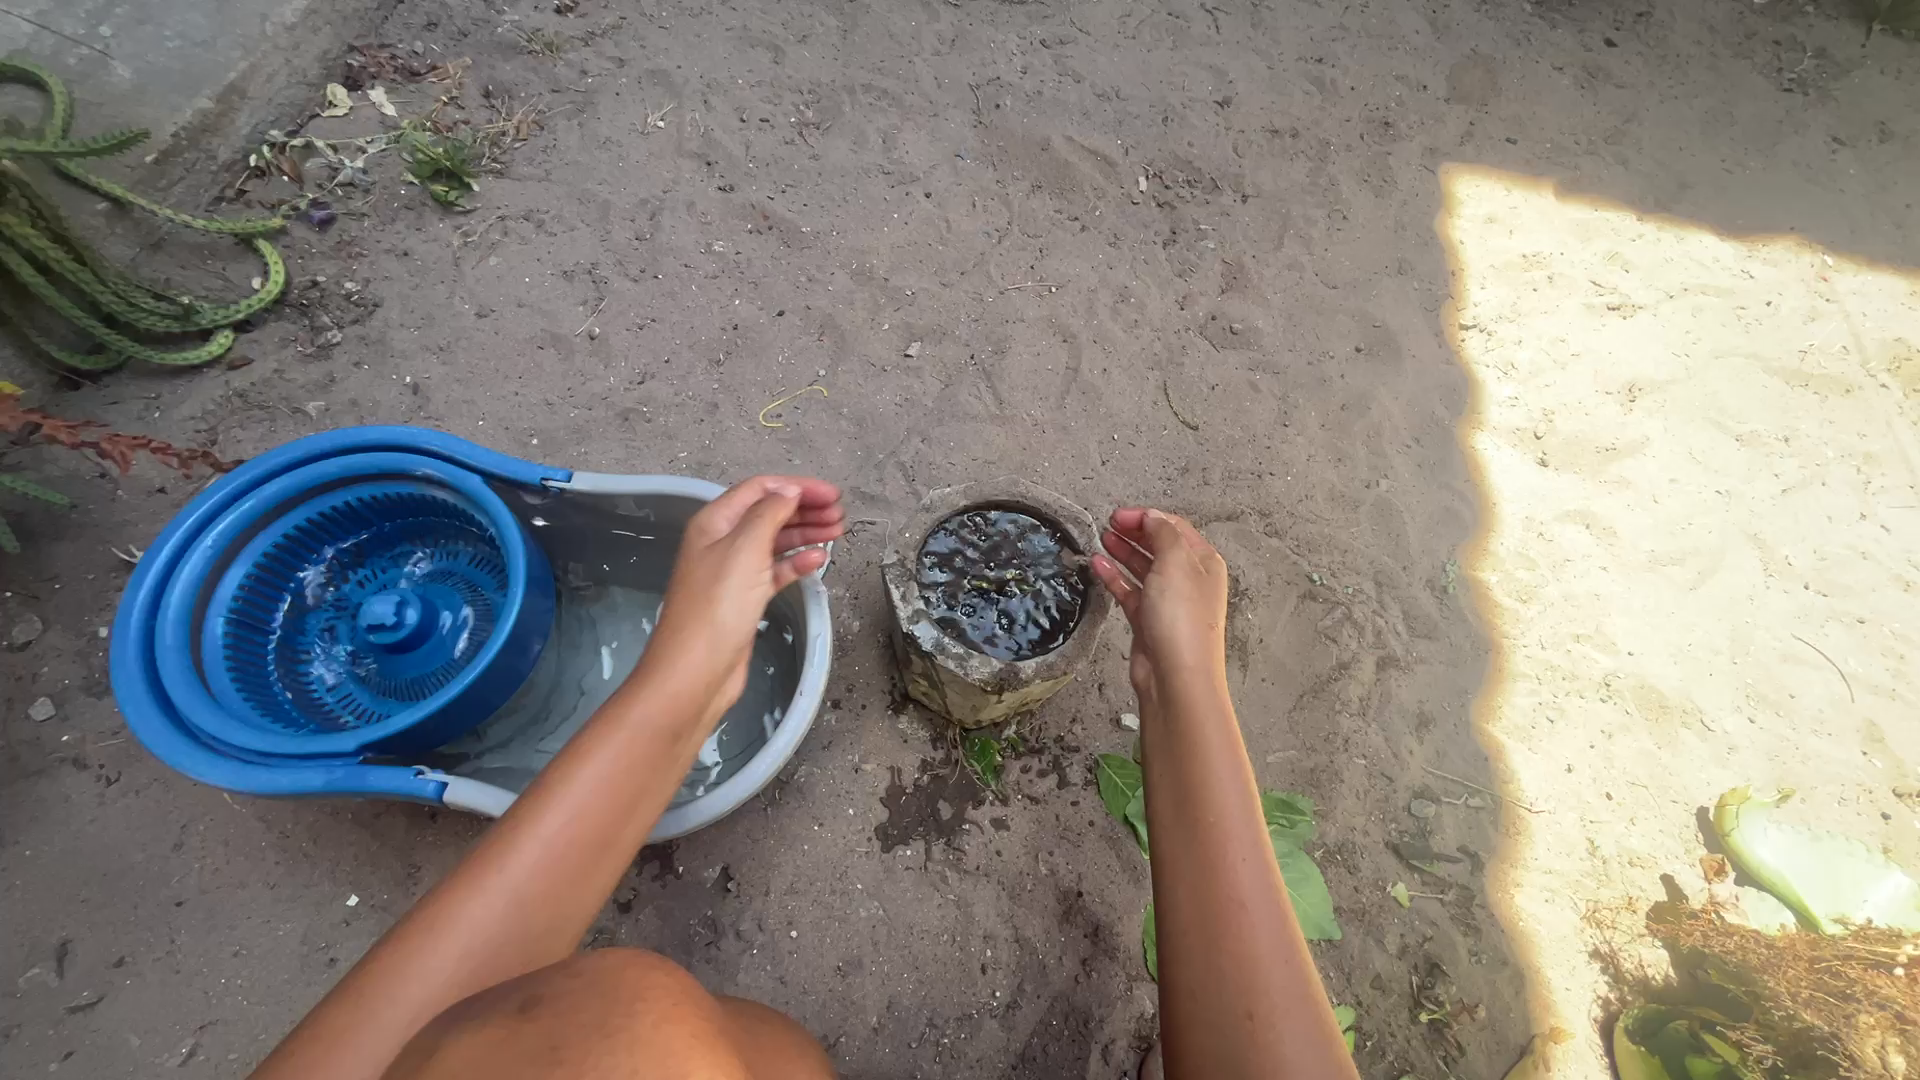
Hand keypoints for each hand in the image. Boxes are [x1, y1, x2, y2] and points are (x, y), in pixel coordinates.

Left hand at [636, 476, 844, 719]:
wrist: (697, 669)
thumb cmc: (717, 606)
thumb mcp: (745, 549)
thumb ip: (769, 514)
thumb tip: (789, 491)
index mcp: (716, 522)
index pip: (760, 490)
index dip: (797, 487)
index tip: (832, 494)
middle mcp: (723, 541)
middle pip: (770, 513)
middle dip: (806, 509)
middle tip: (840, 515)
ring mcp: (735, 570)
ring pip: (777, 541)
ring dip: (806, 532)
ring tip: (838, 532)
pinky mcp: (747, 597)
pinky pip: (777, 570)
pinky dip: (798, 562)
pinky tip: (819, 560)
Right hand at [1088, 508, 1229, 713]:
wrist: (1176, 674)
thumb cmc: (1182, 621)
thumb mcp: (1174, 562)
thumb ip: (1162, 533)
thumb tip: (1152, 517)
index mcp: (1203, 562)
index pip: (1173, 528)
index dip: (1147, 517)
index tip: (1120, 514)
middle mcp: (1188, 580)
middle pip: (1158, 546)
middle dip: (1134, 532)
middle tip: (1109, 523)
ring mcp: (1168, 601)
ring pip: (1142, 568)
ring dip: (1123, 551)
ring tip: (1102, 538)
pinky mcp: (1148, 620)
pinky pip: (1129, 591)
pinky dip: (1114, 576)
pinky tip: (1099, 565)